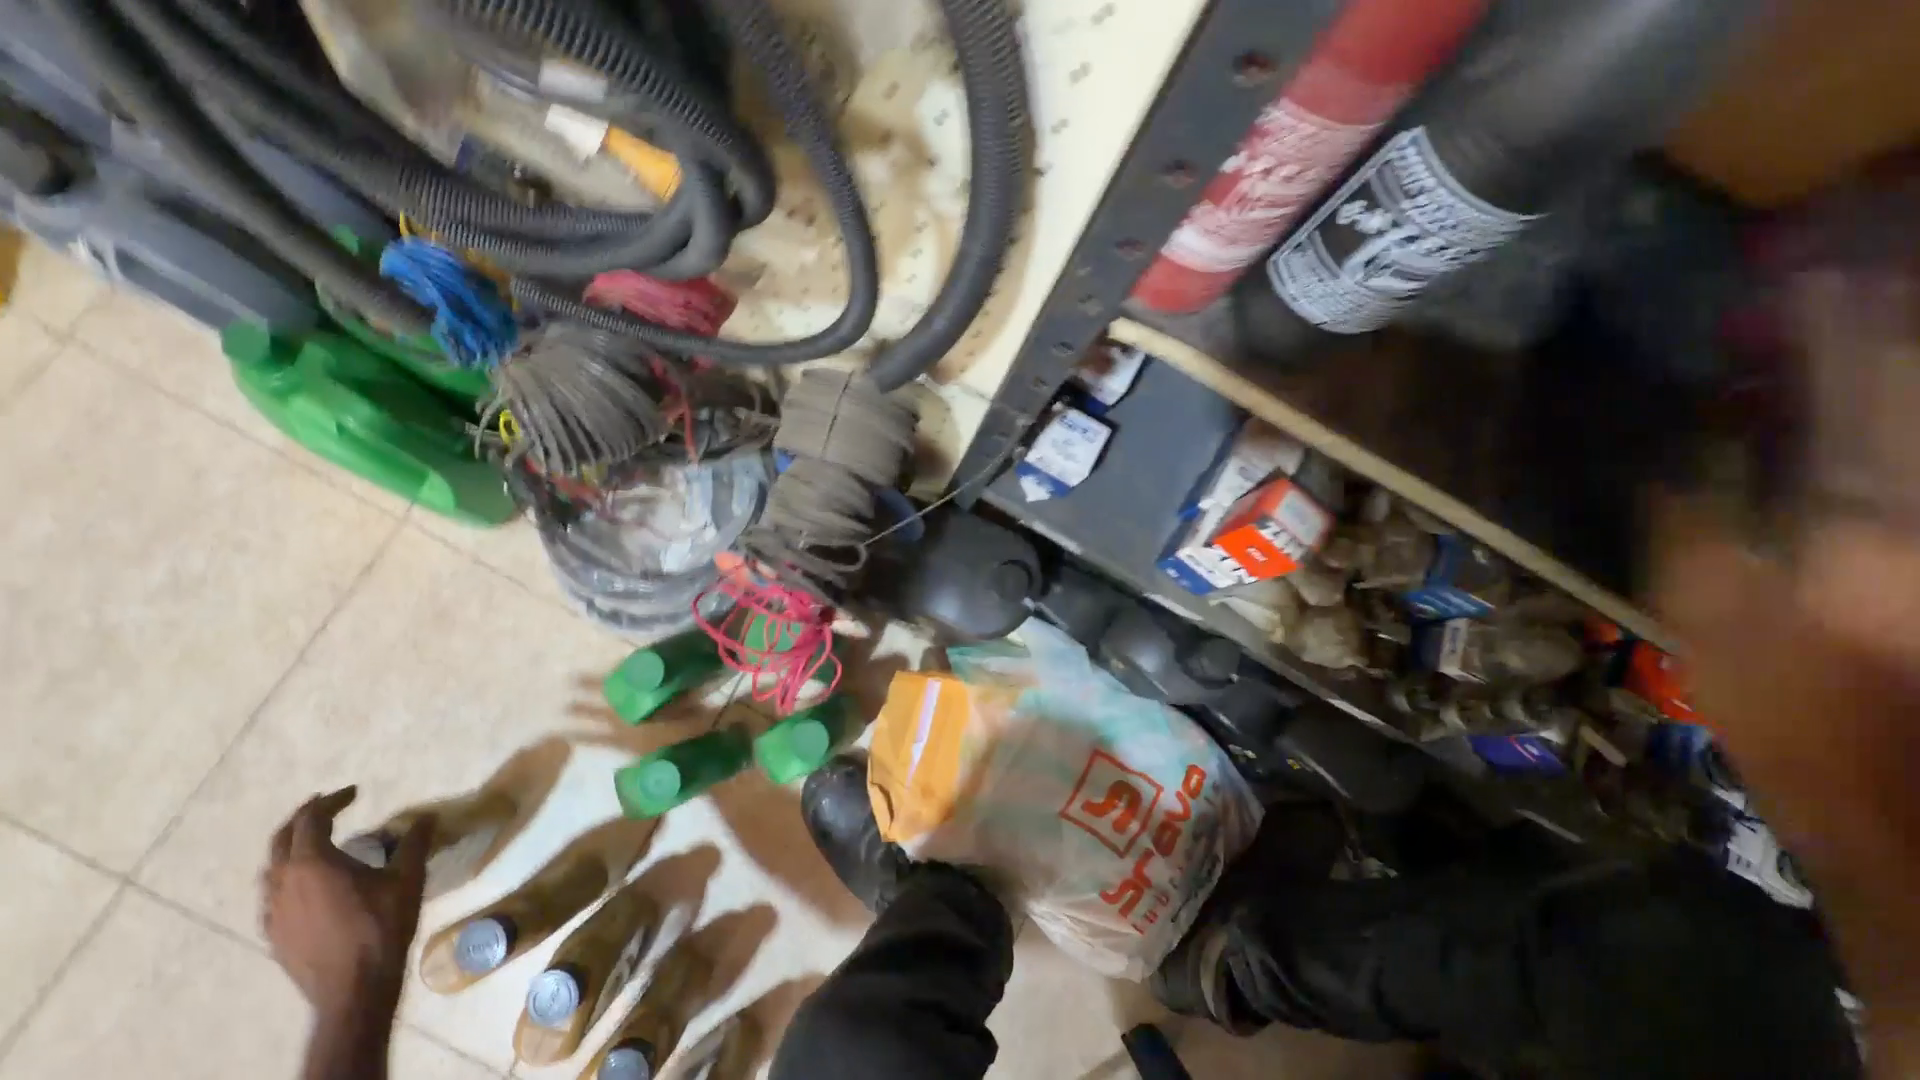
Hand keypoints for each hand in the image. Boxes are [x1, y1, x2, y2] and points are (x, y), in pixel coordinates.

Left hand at [262, 787, 432, 1010]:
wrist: (353, 987)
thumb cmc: (381, 927)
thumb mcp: (408, 880)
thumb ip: (414, 843)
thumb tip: (426, 816)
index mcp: (313, 862)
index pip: (311, 819)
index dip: (332, 801)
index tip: (354, 792)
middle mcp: (283, 882)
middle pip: (281, 839)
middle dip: (303, 819)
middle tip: (327, 808)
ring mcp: (273, 911)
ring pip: (272, 869)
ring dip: (292, 849)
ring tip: (317, 845)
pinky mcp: (273, 934)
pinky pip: (274, 895)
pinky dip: (289, 878)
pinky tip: (310, 887)